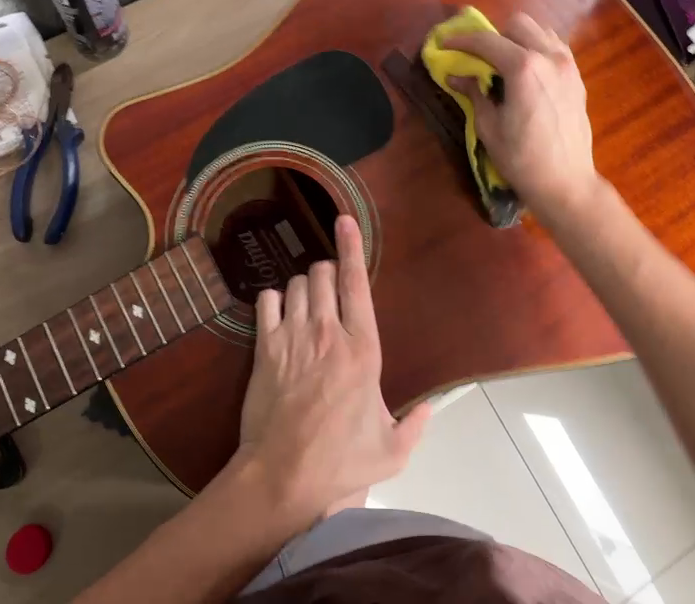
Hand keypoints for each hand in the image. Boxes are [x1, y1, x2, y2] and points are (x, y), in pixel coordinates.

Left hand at [235, 215, 431, 519]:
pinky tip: (279, 316)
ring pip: (296, 283)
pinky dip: (274, 301)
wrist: (284, 474)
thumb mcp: (391, 451)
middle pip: (323, 274)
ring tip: (307, 307)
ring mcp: (293, 336)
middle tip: (329, 292)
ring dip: (303, 288)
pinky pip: (267, 300)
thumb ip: (415, 425)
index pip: (358, 283)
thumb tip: (429, 409)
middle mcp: (328, 332)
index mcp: (363, 348)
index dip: (352, 247)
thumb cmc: (340, 461)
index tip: (345, 220)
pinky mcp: (265, 347)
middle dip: (327, 274)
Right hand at [442, 12, 602, 221]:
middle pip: (517, 24)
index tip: (444, 43)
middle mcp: (549, 57)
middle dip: (494, 36)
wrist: (566, 182)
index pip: (487, 41)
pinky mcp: (576, 77)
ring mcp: (567, 65)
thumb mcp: (489, 127)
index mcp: (524, 68)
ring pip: (539, 30)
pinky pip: (555, 47)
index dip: (462, 40)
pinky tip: (527, 71)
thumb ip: (474, 93)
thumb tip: (455, 76)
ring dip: (518, 39)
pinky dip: (537, 49)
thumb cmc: (521, 158)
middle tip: (480, 58)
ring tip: (504, 62)